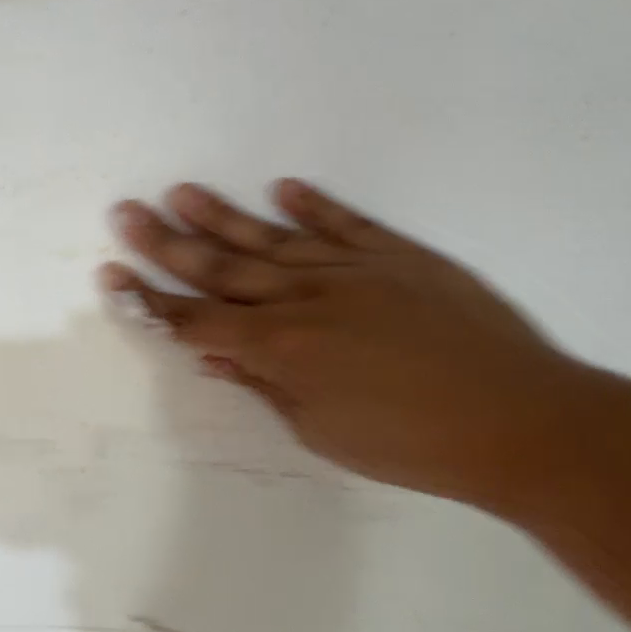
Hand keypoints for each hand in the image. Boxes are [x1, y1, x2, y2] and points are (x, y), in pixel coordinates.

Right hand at [101, 179, 602, 508]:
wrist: (520, 420)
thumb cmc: (410, 445)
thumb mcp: (321, 431)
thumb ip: (263, 386)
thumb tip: (213, 357)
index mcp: (280, 349)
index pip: (196, 321)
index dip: (149, 300)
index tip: (110, 274)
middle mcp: (304, 299)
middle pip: (221, 268)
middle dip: (165, 244)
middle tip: (125, 212)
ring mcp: (353, 270)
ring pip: (272, 238)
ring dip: (222, 215)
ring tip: (180, 191)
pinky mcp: (399, 256)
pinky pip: (345, 223)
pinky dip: (312, 205)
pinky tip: (282, 187)